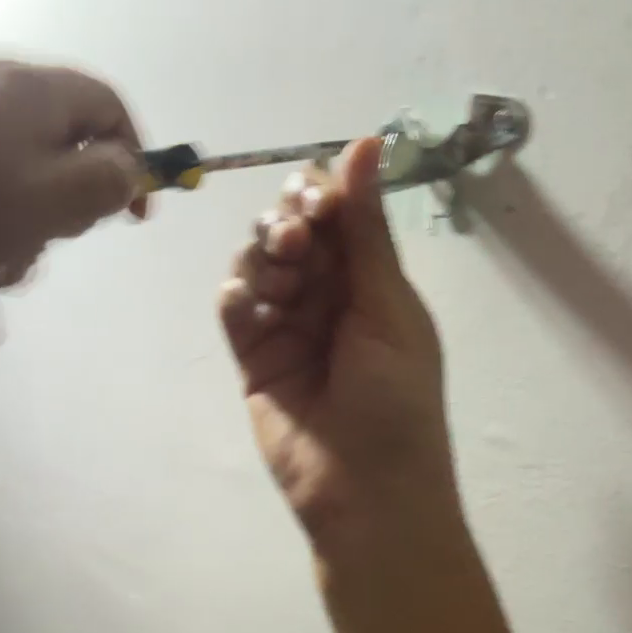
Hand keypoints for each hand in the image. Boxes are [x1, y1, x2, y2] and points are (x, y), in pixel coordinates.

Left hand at [0, 39, 146, 340]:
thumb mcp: (38, 206)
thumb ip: (98, 187)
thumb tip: (124, 169)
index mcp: (24, 90)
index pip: (106, 109)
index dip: (131, 162)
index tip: (133, 221)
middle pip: (48, 149)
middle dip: (53, 217)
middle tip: (30, 259)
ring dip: (2, 239)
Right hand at [219, 138, 459, 540]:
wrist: (367, 492)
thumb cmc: (397, 401)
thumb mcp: (389, 308)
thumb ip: (366, 230)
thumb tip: (368, 140)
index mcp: (372, 284)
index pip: (338, 218)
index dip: (321, 198)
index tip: (314, 200)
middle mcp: (329, 300)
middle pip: (294, 234)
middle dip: (291, 225)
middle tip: (299, 243)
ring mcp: (288, 330)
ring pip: (260, 267)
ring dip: (264, 257)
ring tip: (281, 275)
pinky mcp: (254, 362)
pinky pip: (234, 313)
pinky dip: (235, 297)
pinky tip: (246, 300)